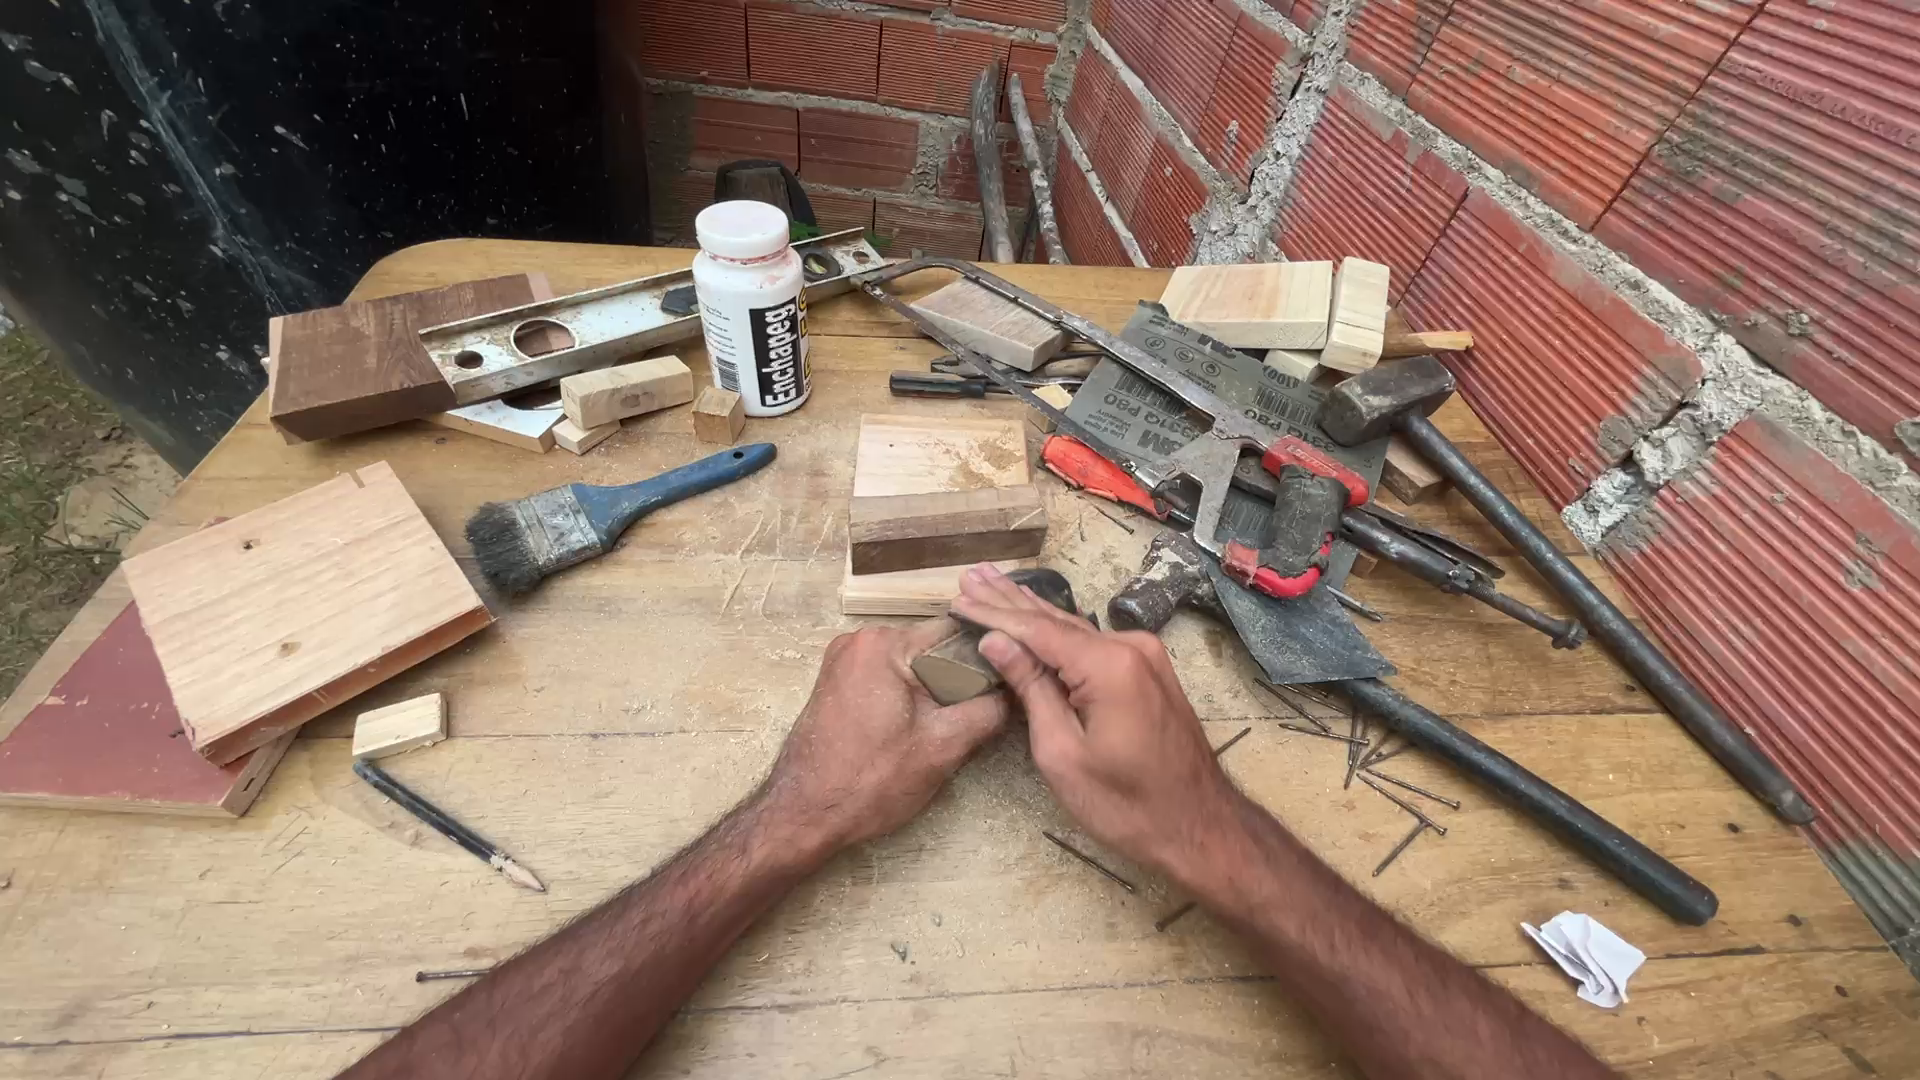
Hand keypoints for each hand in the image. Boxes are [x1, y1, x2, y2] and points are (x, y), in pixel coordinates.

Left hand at [763, 621, 1010, 853]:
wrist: (802, 815)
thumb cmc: (870, 782)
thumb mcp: (943, 747)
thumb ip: (988, 710)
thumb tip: (1017, 689)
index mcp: (884, 643)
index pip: (956, 631)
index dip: (990, 655)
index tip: (1012, 677)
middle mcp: (860, 638)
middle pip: (933, 646)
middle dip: (961, 675)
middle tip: (985, 709)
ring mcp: (845, 658)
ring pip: (913, 662)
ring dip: (936, 687)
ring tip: (956, 720)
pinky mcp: (838, 679)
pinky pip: (890, 674)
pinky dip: (910, 693)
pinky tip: (923, 723)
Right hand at [950, 563, 1240, 881]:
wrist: (1200, 827)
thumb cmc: (1126, 805)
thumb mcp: (1062, 753)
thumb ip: (1030, 688)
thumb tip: (995, 641)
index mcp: (1109, 664)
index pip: (1037, 630)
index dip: (994, 615)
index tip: (959, 599)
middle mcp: (1130, 645)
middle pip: (1055, 619)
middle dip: (1008, 599)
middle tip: (971, 575)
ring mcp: (1144, 653)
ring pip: (1074, 627)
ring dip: (1031, 609)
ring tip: (992, 581)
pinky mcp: (1147, 667)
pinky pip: (1092, 642)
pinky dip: (1057, 631)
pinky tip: (1035, 612)